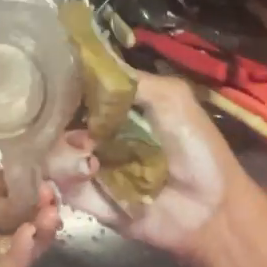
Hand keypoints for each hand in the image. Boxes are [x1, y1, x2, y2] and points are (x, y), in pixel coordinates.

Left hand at [0, 120, 61, 266]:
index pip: (5, 182)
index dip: (26, 175)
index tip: (46, 166)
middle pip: (19, 212)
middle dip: (40, 202)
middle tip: (51, 192)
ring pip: (22, 242)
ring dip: (40, 227)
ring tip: (50, 212)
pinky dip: (24, 255)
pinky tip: (29, 234)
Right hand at [46, 73, 240, 254]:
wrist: (214, 210)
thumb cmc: (196, 146)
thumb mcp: (171, 97)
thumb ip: (129, 79)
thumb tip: (85, 56)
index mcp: (112, 108)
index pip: (74, 88)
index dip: (62, 83)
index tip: (55, 79)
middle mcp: (95, 133)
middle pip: (55, 119)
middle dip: (56, 119)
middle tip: (79, 126)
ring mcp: (89, 166)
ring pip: (52, 151)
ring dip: (64, 150)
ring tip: (89, 155)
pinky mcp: (90, 200)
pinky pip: (63, 184)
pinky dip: (70, 175)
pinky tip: (92, 172)